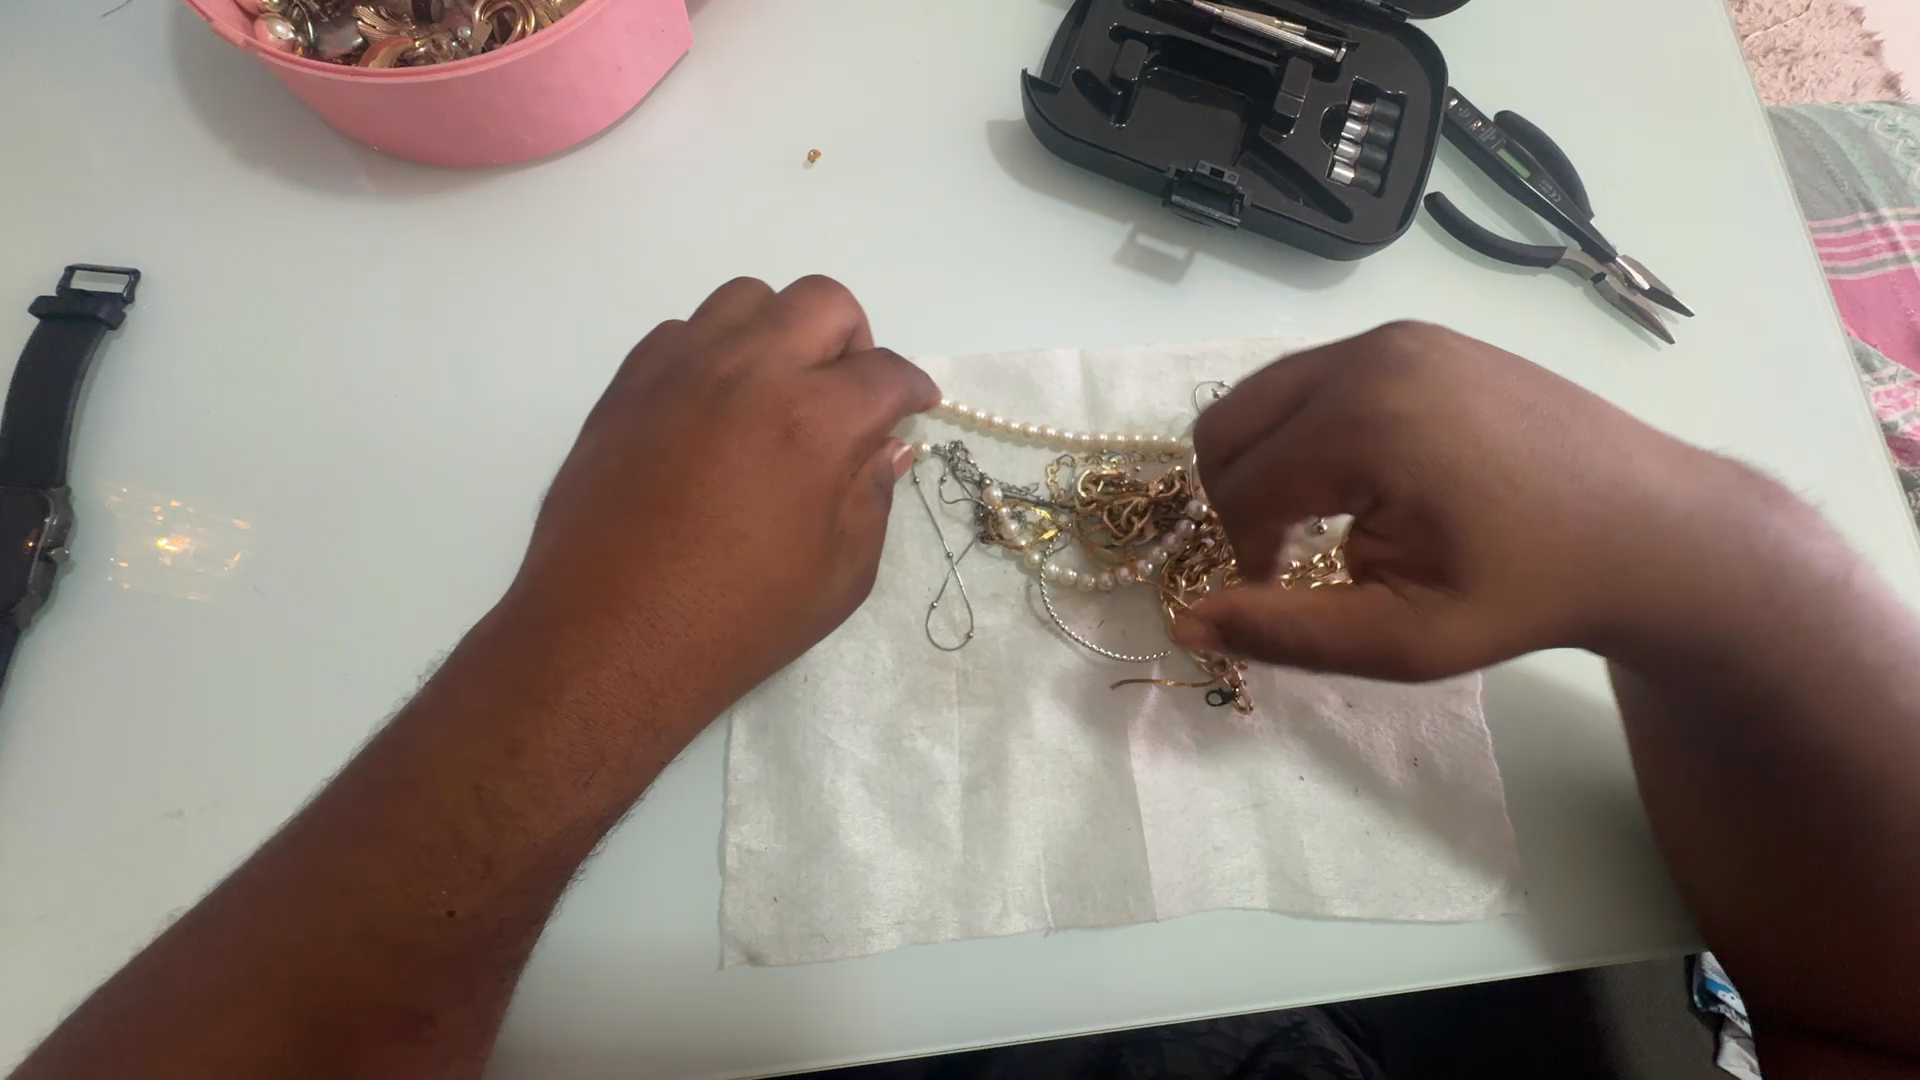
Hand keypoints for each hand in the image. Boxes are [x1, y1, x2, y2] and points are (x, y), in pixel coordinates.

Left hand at [498, 276, 938, 725]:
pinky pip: (685, 331)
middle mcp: (751, 373)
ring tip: (779, 392)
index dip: (915, 388)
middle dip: (855, 343)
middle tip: (848, 397)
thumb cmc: (741, 618)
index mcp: (815, 422)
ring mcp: (681, 370)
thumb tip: (886, 447)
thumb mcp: (843, 573)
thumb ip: (873, 494)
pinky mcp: (628, 384)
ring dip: (782, 334)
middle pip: (824, 302)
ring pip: (749, 299)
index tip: (915, 407)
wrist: (612, 637)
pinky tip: (717, 409)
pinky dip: (718, 353)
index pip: (887, 372)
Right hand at [1177, 322, 1791, 679]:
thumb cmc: (1527, 593)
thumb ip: (1282, 632)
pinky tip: (1353, 474)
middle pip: (1224, 429)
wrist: (1660, 529)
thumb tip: (1181, 623)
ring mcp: (1390, 336)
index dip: (1246, 550)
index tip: (1291, 585)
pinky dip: (1298, 432)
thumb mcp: (1401, 638)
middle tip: (1288, 547)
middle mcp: (1366, 357)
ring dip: (1262, 464)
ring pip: (1256, 400)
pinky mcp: (1408, 336)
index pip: (1240, 488)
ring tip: (1320, 512)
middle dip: (1236, 499)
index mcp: (1364, 423)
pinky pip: (1303, 382)